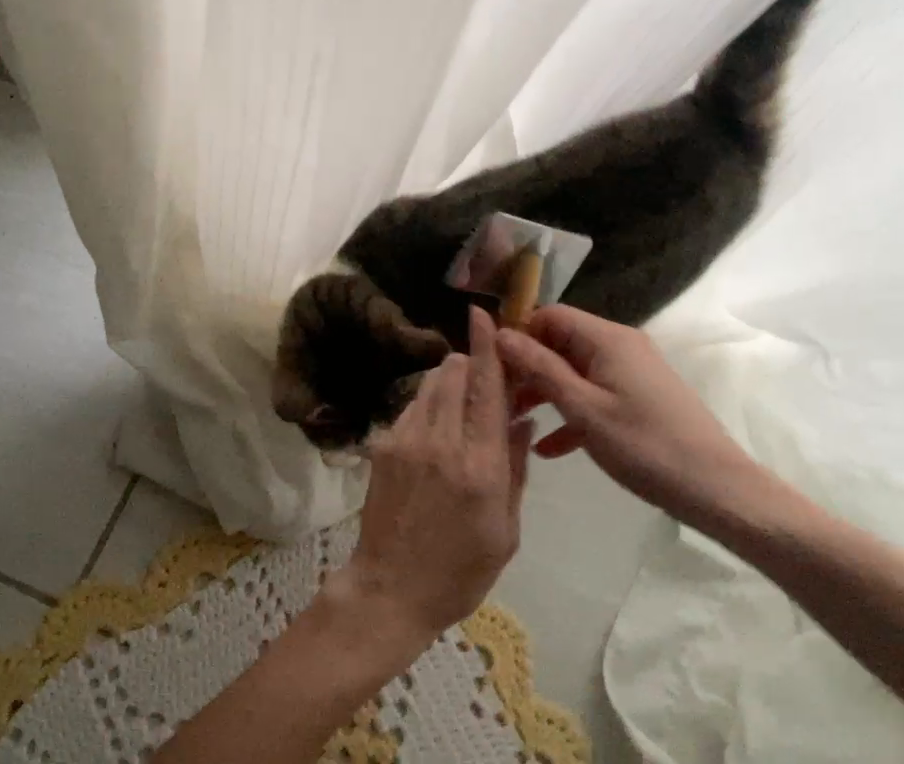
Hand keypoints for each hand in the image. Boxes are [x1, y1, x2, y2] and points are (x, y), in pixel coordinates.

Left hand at [329, 307, 531, 640]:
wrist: (389, 589)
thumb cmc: (460, 570)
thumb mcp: (505, 530)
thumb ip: (515, 469)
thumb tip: (520, 421)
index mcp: (480, 465)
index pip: (487, 389)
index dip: (488, 347)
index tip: (484, 313)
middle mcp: (441, 441)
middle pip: (454, 373)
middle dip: (473, 365)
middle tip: (488, 381)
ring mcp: (405, 440)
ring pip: (430, 385)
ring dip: (450, 384)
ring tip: (462, 410)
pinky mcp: (383, 446)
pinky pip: (412, 407)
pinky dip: (429, 406)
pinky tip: (436, 434)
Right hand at [495, 305, 760, 525]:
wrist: (715, 487)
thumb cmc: (644, 445)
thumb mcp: (584, 408)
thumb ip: (541, 369)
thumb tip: (501, 334)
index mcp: (607, 339)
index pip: (550, 315)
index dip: (518, 334)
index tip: (490, 365)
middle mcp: (620, 346)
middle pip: (560, 343)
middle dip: (527, 368)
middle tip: (497, 400)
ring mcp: (631, 373)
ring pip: (574, 371)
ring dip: (544, 393)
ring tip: (514, 423)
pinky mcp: (638, 399)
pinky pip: (594, 395)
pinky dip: (570, 414)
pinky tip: (548, 448)